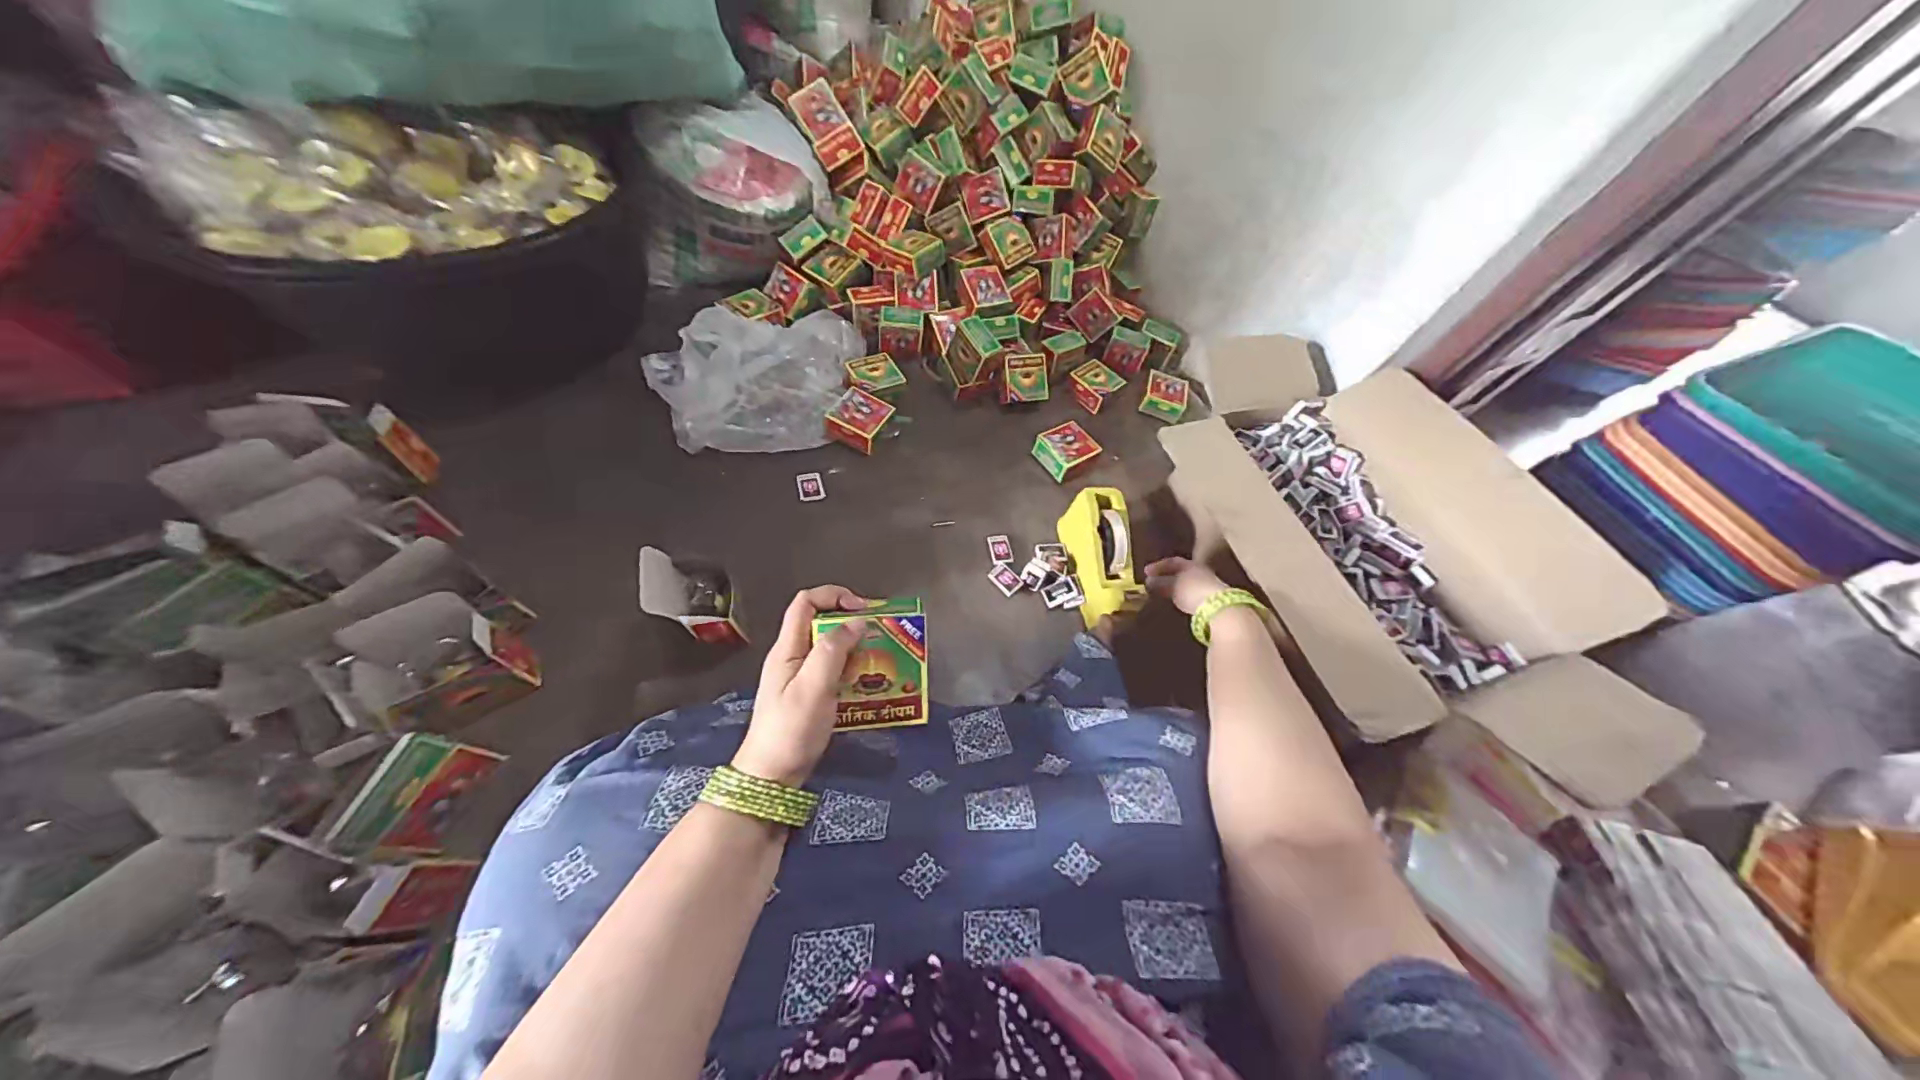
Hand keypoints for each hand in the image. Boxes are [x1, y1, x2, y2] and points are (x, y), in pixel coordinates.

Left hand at [732, 585, 872, 786]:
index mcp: (788, 649)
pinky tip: (868, 684)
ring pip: (830, 649)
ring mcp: (800, 678)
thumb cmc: (791, 730)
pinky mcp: (810, 696)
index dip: (835, 596)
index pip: (806, 602)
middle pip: (821, 623)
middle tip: (879, 635)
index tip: (864, 609)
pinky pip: (834, 672)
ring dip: (855, 649)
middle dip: (852, 624)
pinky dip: (852, 671)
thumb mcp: (814, 687)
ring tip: (880, 660)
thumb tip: (857, 622)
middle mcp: (793, 657)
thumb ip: (833, 650)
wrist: (771, 778)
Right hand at [1144, 556, 1229, 615]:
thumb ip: (1160, 583)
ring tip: (1164, 592)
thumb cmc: (1193, 591)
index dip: (1159, 566)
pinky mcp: (1213, 599)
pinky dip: (1183, 594)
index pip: (1173, 561)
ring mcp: (1209, 585)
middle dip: (1168, 575)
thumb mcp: (1172, 586)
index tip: (1146, 572)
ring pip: (1188, 582)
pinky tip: (1179, 600)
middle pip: (1182, 571)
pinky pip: (1193, 592)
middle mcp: (1201, 571)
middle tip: (1154, 581)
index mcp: (1191, 564)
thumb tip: (1148, 581)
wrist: (1220, 608)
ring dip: (1176, 585)